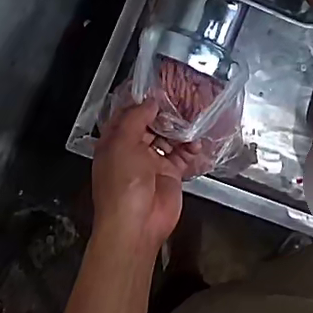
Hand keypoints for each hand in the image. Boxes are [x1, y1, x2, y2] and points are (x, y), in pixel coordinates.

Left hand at [90, 100, 185, 253]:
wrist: (138, 224)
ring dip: (181, 129)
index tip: (160, 88)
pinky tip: (198, 142)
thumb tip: (151, 101)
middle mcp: (133, 150)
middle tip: (184, 99)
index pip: (128, 115)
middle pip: (151, 125)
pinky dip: (191, 148)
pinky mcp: (170, 173)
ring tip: (195, 118)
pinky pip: (183, 155)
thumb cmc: (123, 185)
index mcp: (114, 143)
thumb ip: (137, 118)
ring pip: (169, 138)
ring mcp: (152, 162)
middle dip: (166, 114)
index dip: (142, 102)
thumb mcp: (123, 144)